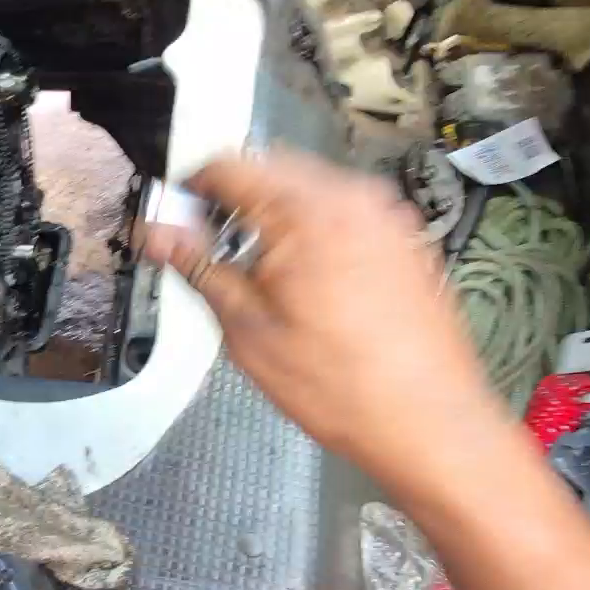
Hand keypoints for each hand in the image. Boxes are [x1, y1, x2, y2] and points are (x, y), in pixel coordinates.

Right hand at [142, 151, 512, 470]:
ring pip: (307, 186)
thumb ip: (199, 268)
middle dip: (232, 200)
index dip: (189, 187)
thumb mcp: (248, 331)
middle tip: (211, 250)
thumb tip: (158, 234)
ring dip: (272, 213)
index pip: (227, 165)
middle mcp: (352, 198)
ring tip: (259, 272)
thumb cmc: (344, 389)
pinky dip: (312, 227)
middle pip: (269, 167)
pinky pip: (344, 209)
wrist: (430, 424)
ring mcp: (385, 215)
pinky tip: (304, 280)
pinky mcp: (404, 237)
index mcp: (305, 213)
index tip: (174, 216)